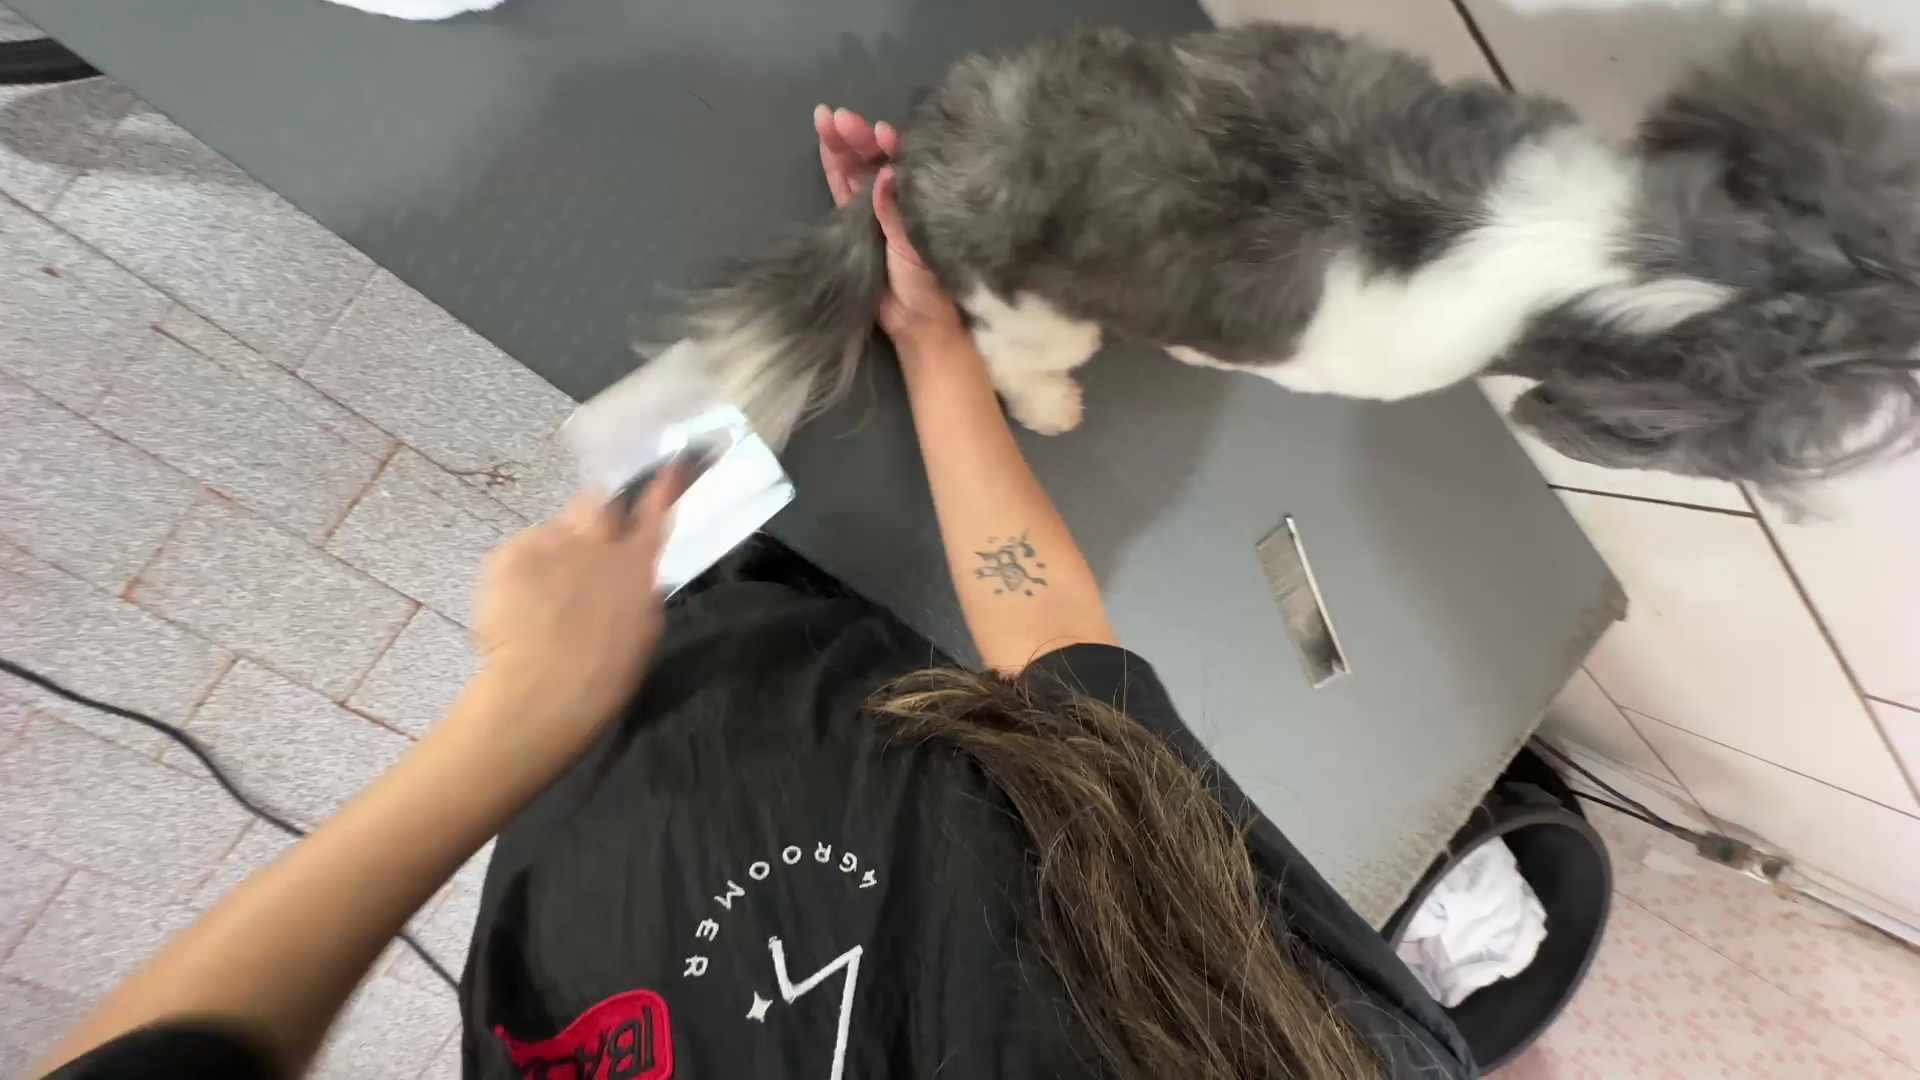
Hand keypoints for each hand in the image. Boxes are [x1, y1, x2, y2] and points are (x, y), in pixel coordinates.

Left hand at [458, 476, 679, 770]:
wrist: (546, 689)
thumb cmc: (608, 671)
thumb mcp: (643, 622)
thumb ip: (638, 583)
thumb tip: (631, 568)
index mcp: (638, 562)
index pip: (656, 509)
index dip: (664, 484)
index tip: (674, 461)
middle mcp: (597, 540)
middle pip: (598, 501)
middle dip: (596, 514)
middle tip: (586, 546)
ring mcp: (550, 542)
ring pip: (556, 528)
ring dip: (557, 546)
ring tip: (547, 589)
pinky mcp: (509, 552)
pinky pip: (521, 548)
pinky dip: (523, 568)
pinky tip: (522, 601)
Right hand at [813, 105, 965, 349]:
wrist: (915, 321)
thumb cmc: (928, 284)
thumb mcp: (917, 247)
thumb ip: (898, 214)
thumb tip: (886, 175)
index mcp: (921, 198)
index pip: (905, 162)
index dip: (891, 144)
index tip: (881, 133)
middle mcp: (898, 199)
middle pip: (876, 159)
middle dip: (859, 137)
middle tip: (841, 119)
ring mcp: (875, 211)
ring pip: (856, 170)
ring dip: (842, 144)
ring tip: (826, 118)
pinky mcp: (855, 225)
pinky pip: (842, 191)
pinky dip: (834, 168)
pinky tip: (824, 141)